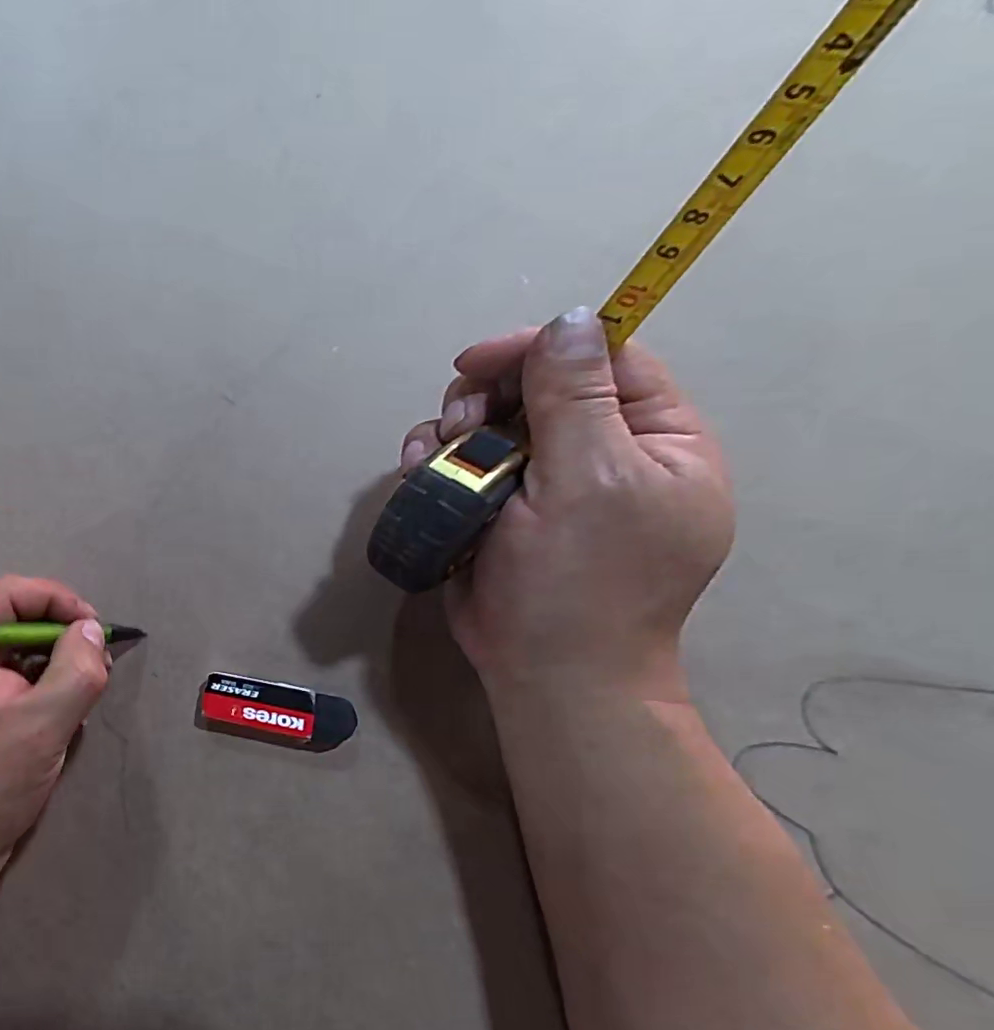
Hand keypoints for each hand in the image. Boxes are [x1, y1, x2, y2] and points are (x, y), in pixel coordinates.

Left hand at [0, 575, 111, 890]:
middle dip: (60, 640)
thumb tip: (93, 629)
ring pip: (17, 654)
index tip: (96, 628)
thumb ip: (75, 672)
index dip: (56, 601)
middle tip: (98, 666)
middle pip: (13, 623)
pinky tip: (58, 720)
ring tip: (80, 700)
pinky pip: (12, 682)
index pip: (5, 597)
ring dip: (55, 669)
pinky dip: (41, 692)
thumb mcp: (42, 728)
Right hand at [398, 306, 733, 701]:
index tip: (475, 361)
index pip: (605, 361)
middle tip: (458, 424)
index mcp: (656, 441)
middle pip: (537, 387)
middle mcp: (601, 454)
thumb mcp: (589, 481)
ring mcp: (543, 482)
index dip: (539, 349)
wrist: (543, 668)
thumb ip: (575, 398)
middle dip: (487, 396)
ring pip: (490, 423)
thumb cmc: (581, 579)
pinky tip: (417, 474)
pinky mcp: (495, 507)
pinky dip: (434, 461)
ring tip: (433, 457)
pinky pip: (461, 463)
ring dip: (452, 429)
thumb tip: (571, 319)